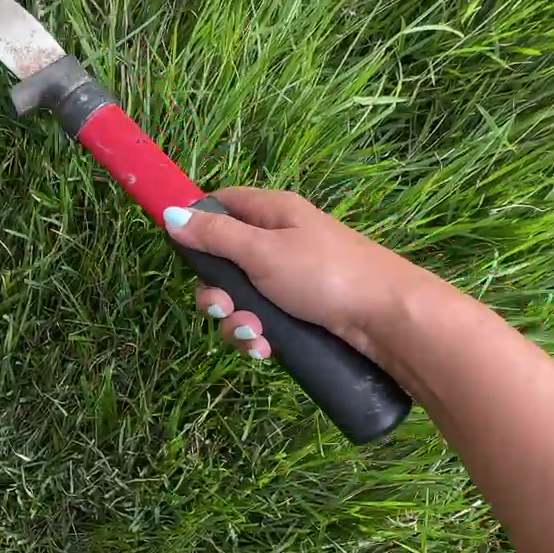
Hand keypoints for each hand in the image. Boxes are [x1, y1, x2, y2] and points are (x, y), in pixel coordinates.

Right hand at [161, 187, 434, 364]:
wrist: (384, 317)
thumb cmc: (324, 274)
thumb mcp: (262, 251)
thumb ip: (215, 236)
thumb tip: (170, 214)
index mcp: (271, 214)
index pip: (221, 205)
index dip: (196, 223)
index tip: (180, 250)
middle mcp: (276, 242)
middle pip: (221, 263)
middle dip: (215, 293)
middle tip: (222, 308)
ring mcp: (285, 279)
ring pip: (237, 300)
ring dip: (236, 323)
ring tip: (255, 335)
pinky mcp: (293, 310)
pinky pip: (258, 322)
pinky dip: (256, 336)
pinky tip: (265, 348)